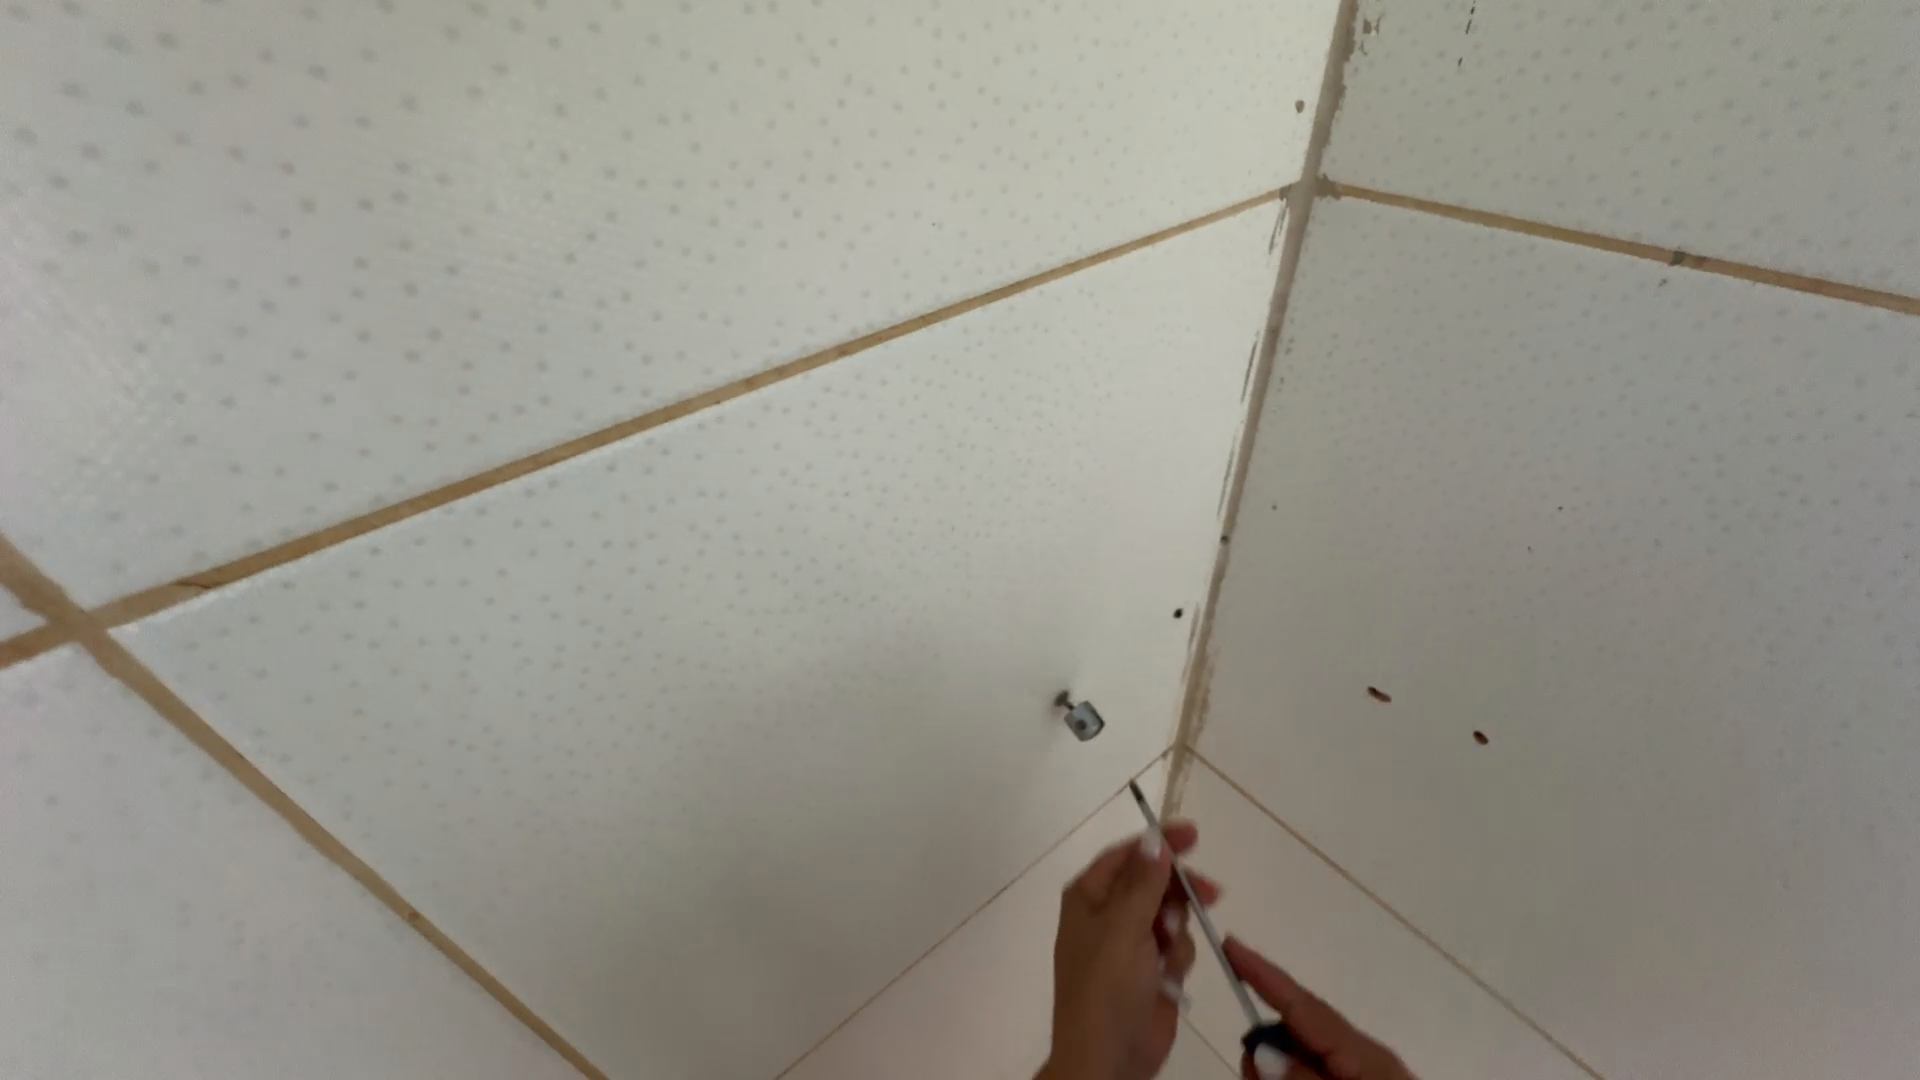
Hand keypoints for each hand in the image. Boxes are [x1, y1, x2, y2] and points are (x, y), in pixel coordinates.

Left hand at [1037, 821, 1220, 1079]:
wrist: (1109, 1057)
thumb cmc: (1106, 985)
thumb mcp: (1124, 927)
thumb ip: (1144, 882)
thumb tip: (1154, 838)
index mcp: (1089, 895)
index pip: (1128, 855)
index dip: (1159, 842)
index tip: (1193, 834)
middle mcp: (1108, 913)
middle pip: (1154, 882)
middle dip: (1178, 889)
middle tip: (1209, 892)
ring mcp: (1131, 943)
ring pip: (1171, 915)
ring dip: (1177, 930)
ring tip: (1166, 953)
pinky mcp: (1152, 970)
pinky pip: (1177, 948)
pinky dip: (1178, 958)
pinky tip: (1169, 977)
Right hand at [1224, 937, 1413, 1079]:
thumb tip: (1262, 1051)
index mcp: (1365, 1057)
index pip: (1304, 1004)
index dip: (1264, 974)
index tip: (1228, 943)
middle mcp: (1362, 1064)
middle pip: (1295, 1035)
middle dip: (1263, 1053)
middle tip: (1250, 1079)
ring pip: (1297, 1065)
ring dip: (1277, 1076)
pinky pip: (1311, 1077)